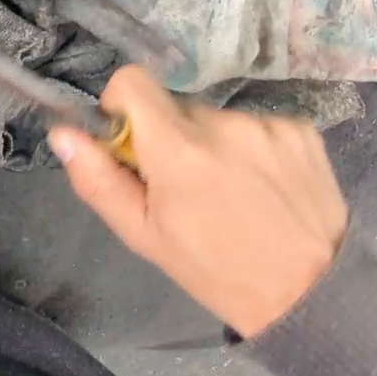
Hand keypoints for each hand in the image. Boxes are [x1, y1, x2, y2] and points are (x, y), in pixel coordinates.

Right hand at [50, 67, 348, 336]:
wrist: (313, 294)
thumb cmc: (213, 270)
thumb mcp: (143, 235)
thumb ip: (98, 180)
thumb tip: (63, 133)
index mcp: (179, 150)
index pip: (132, 81)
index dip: (121, 105)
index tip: (131, 141)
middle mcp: (224, 125)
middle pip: (174, 106)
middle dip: (168, 136)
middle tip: (183, 185)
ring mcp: (268, 125)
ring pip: (214, 118)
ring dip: (210, 144)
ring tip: (228, 191)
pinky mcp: (302, 130)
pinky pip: (253, 125)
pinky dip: (249, 148)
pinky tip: (260, 186)